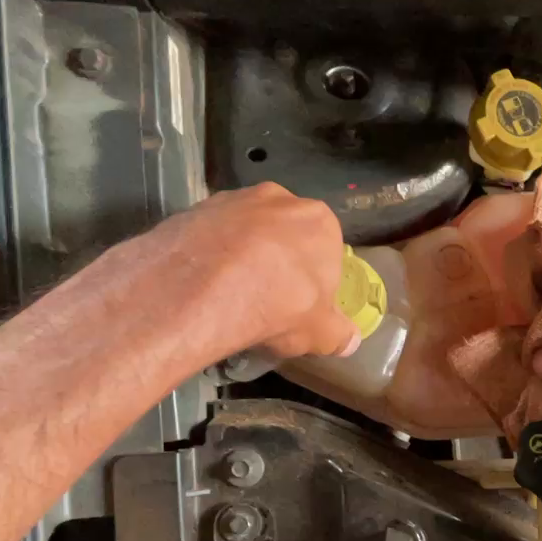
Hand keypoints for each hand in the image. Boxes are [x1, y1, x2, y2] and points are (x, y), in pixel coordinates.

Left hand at [157, 184, 360, 360]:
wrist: (201, 291)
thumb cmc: (280, 305)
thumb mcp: (322, 334)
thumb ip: (340, 335)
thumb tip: (350, 341)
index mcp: (320, 220)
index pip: (326, 249)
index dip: (315, 278)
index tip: (302, 302)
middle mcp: (280, 198)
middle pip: (285, 234)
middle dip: (279, 260)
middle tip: (267, 298)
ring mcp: (232, 199)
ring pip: (246, 231)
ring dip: (244, 255)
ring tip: (231, 294)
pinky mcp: (192, 208)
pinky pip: (211, 235)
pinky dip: (211, 254)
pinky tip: (205, 284)